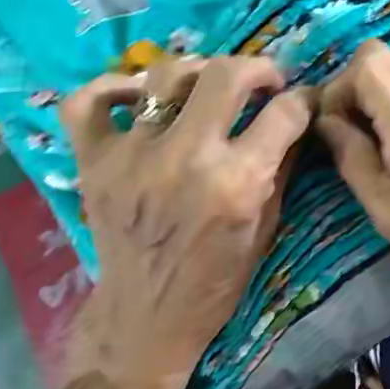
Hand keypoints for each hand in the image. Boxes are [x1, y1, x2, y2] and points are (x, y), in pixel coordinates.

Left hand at [57, 57, 312, 388]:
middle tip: (264, 81)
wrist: (146, 320)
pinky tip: (138, 94)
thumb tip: (297, 113)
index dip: (302, 100)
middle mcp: (185, 160)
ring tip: (207, 86)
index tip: (301, 100)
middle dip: (258, 69)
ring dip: (198, 71)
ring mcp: (132, 157)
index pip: (283, 112)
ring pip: (166, 75)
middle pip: (226, 74)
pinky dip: (111, 87)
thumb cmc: (216, 281)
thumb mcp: (266, 227)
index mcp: (236, 184)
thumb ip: (282, 165)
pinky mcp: (94, 162)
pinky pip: (87, 101)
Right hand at [315, 41, 389, 284]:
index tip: (333, 128)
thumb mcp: (379, 201)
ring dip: (377, 79)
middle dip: (351, 82)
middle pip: (376, 53)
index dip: (337, 91)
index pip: (362, 67)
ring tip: (373, 117)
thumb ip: (349, 154)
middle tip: (348, 123)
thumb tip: (326, 122)